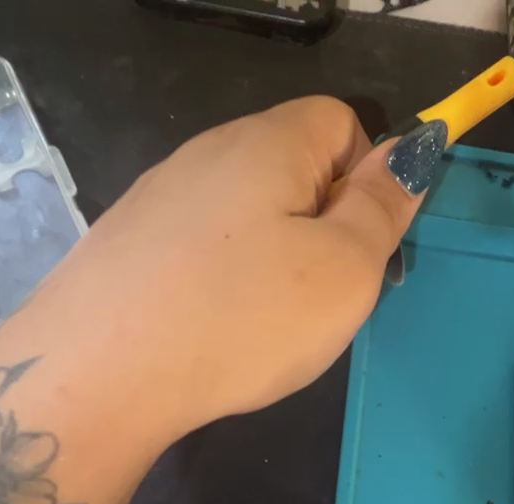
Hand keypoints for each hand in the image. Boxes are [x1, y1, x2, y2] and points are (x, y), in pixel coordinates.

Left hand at [18, 97, 430, 437]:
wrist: (104, 371)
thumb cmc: (245, 317)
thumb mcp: (345, 268)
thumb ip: (383, 207)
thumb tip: (409, 153)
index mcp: (271, 143)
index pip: (342, 121)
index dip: (370, 178)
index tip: (365, 247)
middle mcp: (211, 152)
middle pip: (296, 168)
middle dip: (327, 226)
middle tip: (325, 296)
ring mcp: (165, 196)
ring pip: (252, 214)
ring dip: (280, 258)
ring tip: (271, 321)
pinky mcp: (135, 241)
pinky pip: (210, 246)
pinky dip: (231, 279)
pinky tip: (221, 327)